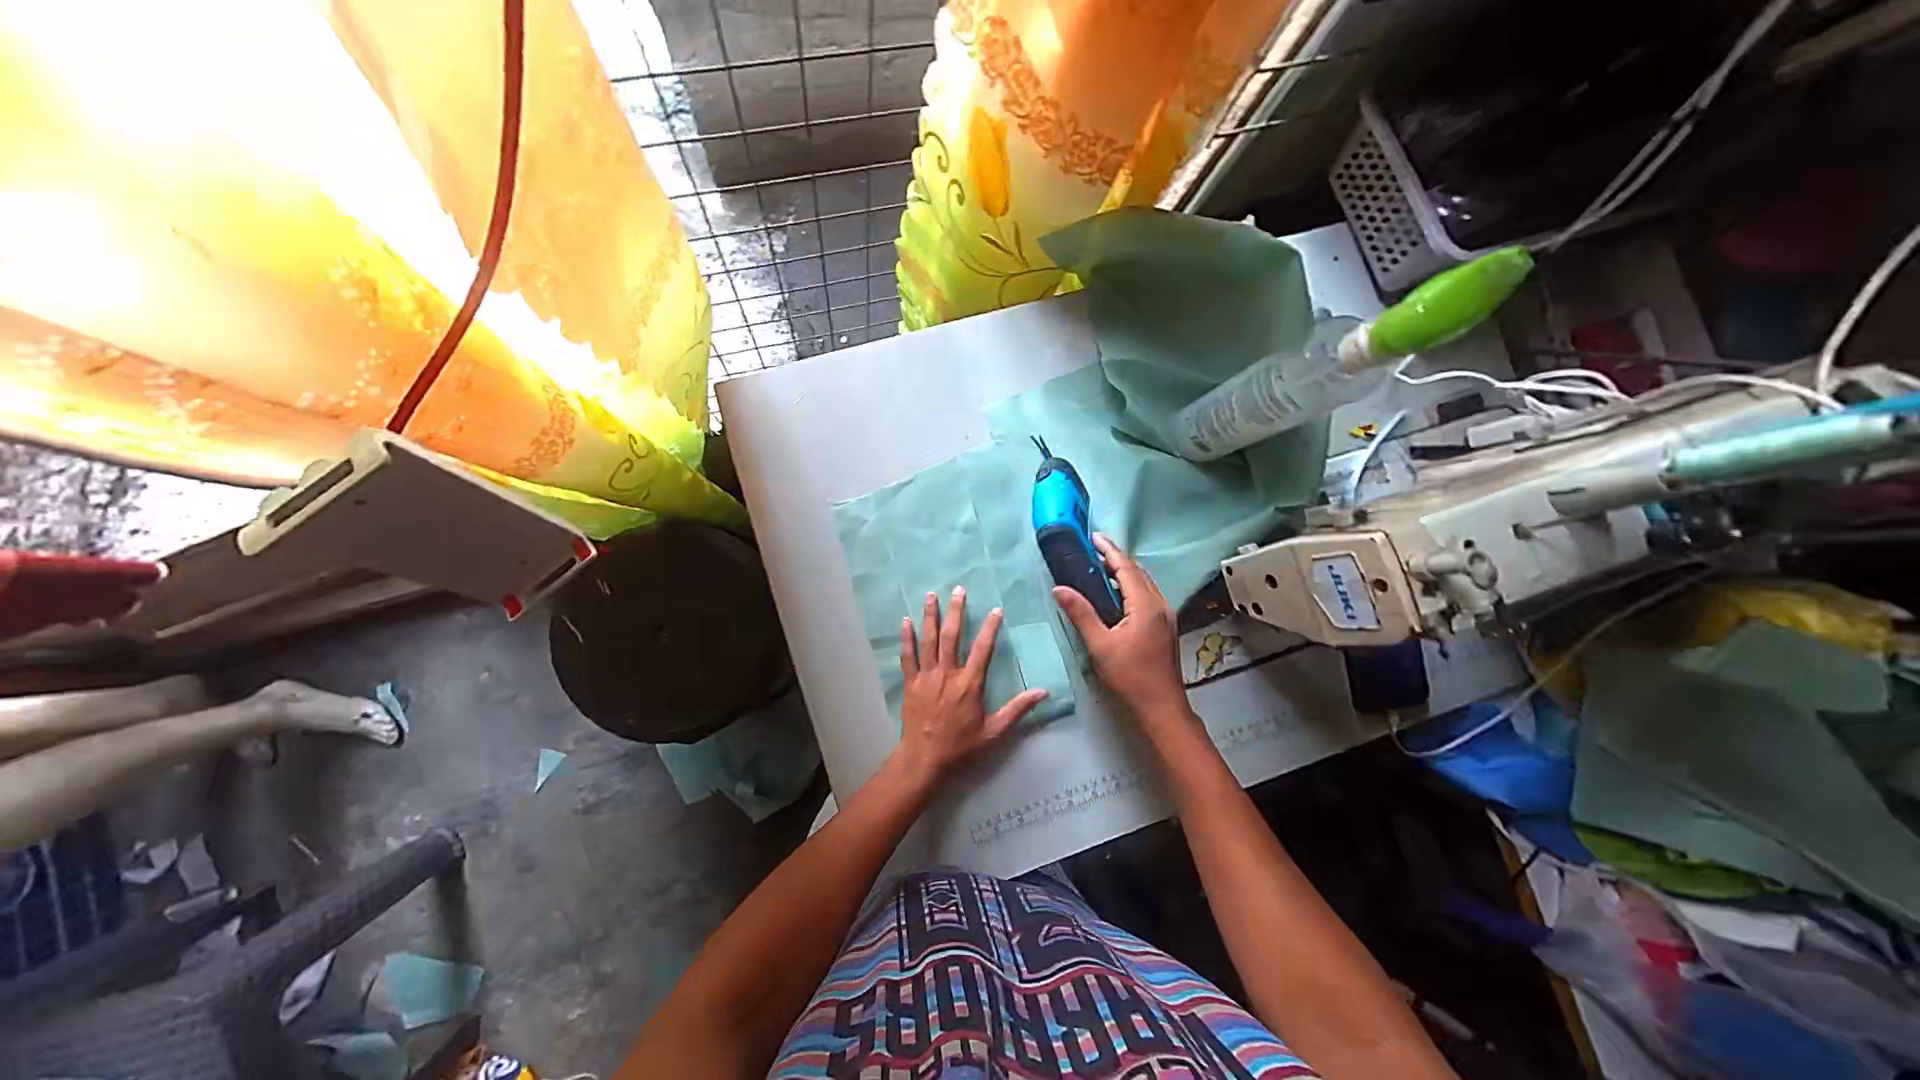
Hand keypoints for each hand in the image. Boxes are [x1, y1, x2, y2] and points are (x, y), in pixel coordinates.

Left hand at [891, 587, 1047, 789]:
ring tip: (931, 595)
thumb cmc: (961, 747)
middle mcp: (947, 674)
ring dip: (930, 616)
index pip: (983, 649)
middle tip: (959, 590)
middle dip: (956, 611)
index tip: (995, 610)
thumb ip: (1018, 709)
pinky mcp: (910, 683)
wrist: (924, 760)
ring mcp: (926, 677)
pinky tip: (905, 621)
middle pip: (952, 636)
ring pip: (928, 640)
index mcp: (969, 684)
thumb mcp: (995, 732)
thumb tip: (1044, 692)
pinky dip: (906, 638)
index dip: (990, 627)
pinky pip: (907, 656)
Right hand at [1053, 534, 1187, 719]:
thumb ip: (1081, 613)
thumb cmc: (1130, 677)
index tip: (1093, 537)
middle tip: (1092, 551)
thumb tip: (1060, 588)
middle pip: (1138, 572)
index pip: (1126, 568)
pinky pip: (1147, 596)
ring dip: (1124, 573)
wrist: (1161, 707)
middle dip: (1116, 559)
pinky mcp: (1164, 627)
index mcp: (1146, 605)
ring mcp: (1165, 616)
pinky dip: (1130, 587)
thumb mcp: (1100, 645)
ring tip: (1100, 569)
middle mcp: (1160, 605)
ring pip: (1144, 584)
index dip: (1109, 550)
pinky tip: (1115, 595)